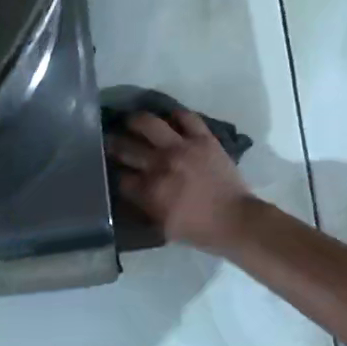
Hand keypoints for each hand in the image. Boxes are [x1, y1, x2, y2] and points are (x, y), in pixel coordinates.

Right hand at [107, 110, 259, 251]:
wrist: (236, 220)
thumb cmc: (200, 230)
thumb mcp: (163, 227)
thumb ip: (142, 206)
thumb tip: (127, 188)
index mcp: (150, 191)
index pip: (120, 177)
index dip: (113, 172)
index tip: (111, 168)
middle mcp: (161, 164)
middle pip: (125, 147)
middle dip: (113, 143)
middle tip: (109, 140)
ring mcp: (182, 148)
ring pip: (148, 123)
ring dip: (135, 121)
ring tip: (131, 121)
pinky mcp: (203, 138)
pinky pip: (185, 117)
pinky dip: (175, 115)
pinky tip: (169, 119)